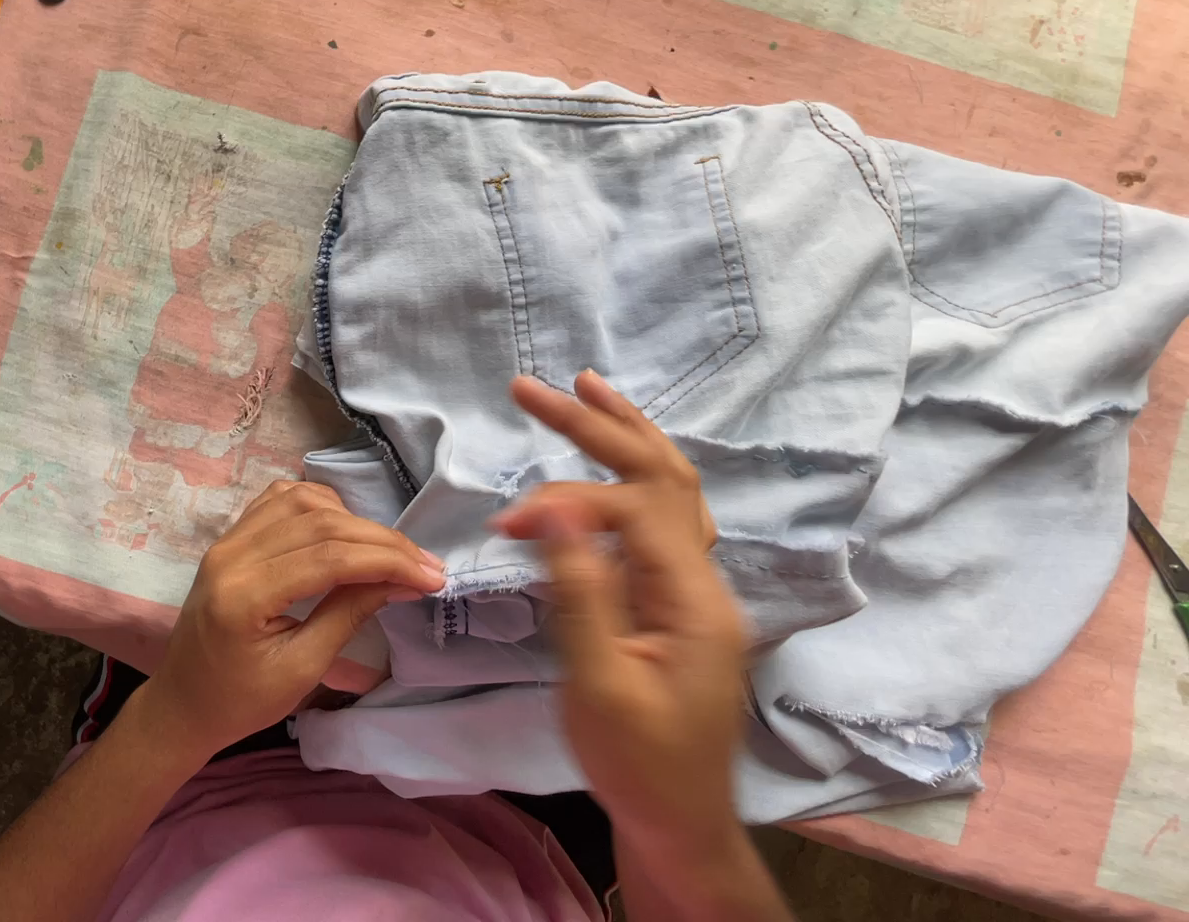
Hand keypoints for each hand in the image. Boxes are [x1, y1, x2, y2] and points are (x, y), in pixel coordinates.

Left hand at [133, 480, 445, 762]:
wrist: (182, 704)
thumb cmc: (240, 701)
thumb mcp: (301, 669)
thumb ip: (349, 614)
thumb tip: (400, 580)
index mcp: (244, 593)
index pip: (329, 556)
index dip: (387, 560)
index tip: (433, 576)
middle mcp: (231, 553)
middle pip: (319, 523)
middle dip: (380, 540)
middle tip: (425, 564)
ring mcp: (226, 540)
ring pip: (300, 500)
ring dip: (351, 518)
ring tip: (387, 550)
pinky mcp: (229, 537)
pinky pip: (278, 500)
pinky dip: (318, 505)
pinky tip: (342, 527)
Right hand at [494, 371, 749, 859]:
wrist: (679, 818)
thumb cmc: (635, 759)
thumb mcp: (598, 680)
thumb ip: (580, 589)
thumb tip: (552, 508)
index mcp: (692, 598)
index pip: (630, 509)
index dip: (563, 501)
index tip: (504, 526)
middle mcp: (704, 578)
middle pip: (661, 476)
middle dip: (597, 426)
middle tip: (534, 389)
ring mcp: (695, 586)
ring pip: (672, 488)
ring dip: (626, 436)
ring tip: (586, 391)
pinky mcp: (677, 597)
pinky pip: (662, 517)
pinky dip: (632, 475)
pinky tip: (612, 461)